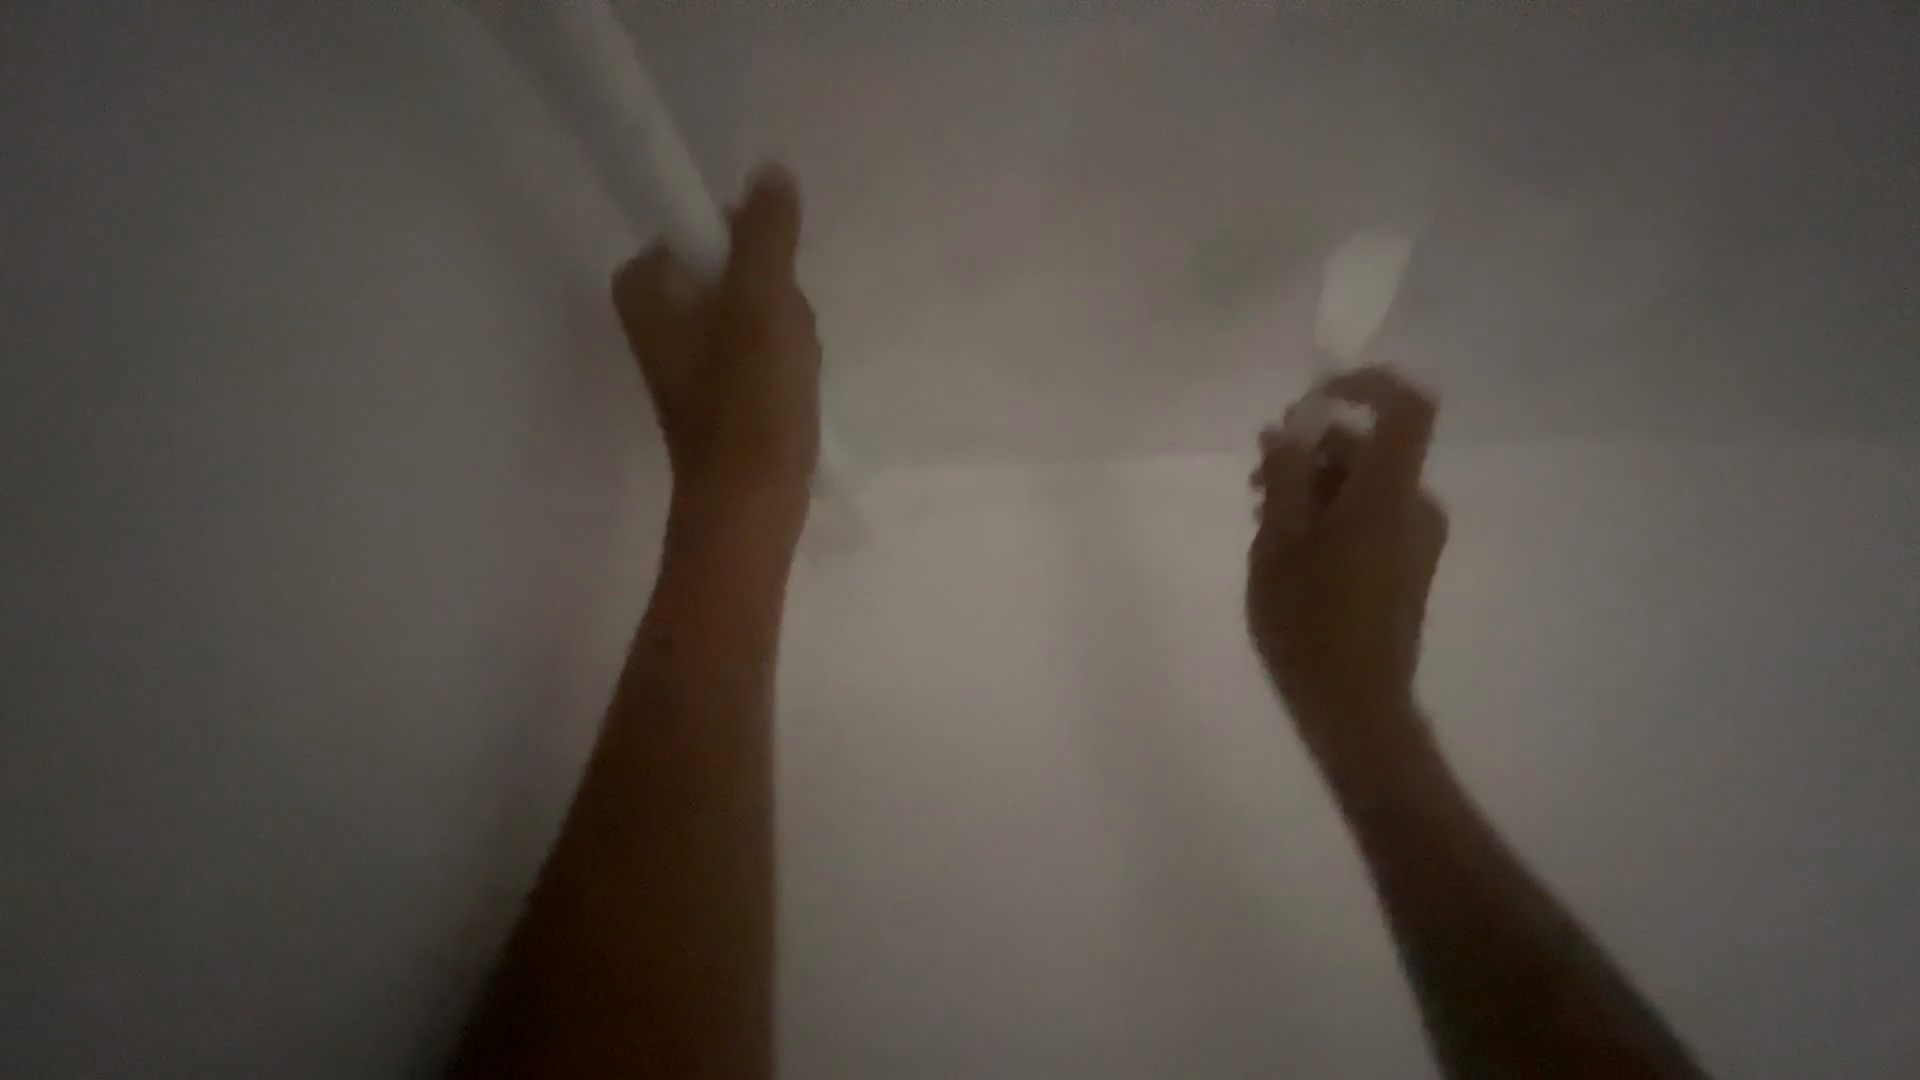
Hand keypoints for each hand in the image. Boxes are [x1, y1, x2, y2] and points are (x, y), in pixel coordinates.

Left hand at [612, 166, 820, 510]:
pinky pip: (763, 348)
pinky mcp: (719, 388)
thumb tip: (770, 171)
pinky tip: (793, 393)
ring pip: (759, 310)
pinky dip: (786, 364)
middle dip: (777, 302)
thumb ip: (765, 235)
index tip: (772, 298)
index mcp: (646, 287)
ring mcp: (690, 355)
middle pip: (738, 268)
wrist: (749, 507)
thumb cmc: (749, 407)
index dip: (755, 256)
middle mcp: (658, 316)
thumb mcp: (761, 306)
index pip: (710, 228)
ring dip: (789, 335)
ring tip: (792, 377)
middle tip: (785, 346)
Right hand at [1247, 367, 1446, 751]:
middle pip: (1374, 448)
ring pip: (1366, 485)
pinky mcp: (1406, 566)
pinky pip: (1371, 515)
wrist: (1353, 702)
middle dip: (1314, 447)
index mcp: (1388, 495)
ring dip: (1315, 483)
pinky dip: (1331, 512)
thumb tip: (1287, 428)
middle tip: (1258, 474)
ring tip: (1262, 513)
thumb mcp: (1278, 542)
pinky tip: (1289, 543)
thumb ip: (1285, 476)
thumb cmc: (1307, 620)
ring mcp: (1415, 539)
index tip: (1308, 402)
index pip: (1405, 407)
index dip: (1363, 386)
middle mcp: (1415, 507)